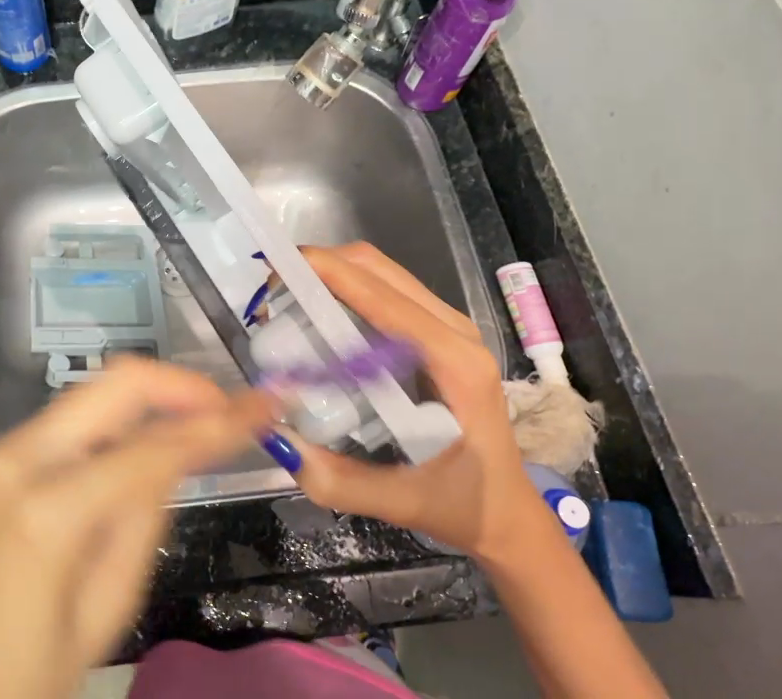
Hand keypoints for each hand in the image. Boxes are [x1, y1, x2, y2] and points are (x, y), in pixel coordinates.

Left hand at [0, 359, 273, 698]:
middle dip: (182, 386)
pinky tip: (138, 450)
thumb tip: (179, 452)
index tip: (265, 409)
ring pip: (88, 398)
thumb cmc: (33, 674)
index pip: (152, 446)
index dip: (217, 423)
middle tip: (232, 405)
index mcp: (47, 512)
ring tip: (196, 426)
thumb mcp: (110, 606)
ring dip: (147, 404)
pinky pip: (61, 426)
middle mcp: (12, 461)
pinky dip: (109, 426)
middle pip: (114, 386)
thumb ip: (146, 515)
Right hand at [283, 242, 550, 564]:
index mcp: (454, 363)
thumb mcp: (397, 503)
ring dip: (332, 276)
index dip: (326, 273)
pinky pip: (387, 292)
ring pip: (382, 273)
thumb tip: (275, 437)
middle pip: (379, 269)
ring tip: (289, 304)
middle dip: (320, 268)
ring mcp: (452, 328)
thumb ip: (335, 480)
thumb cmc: (462, 506)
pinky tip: (319, 318)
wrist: (508, 513)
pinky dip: (347, 290)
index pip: (382, 297)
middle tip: (273, 295)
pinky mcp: (440, 333)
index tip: (276, 275)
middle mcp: (457, 332)